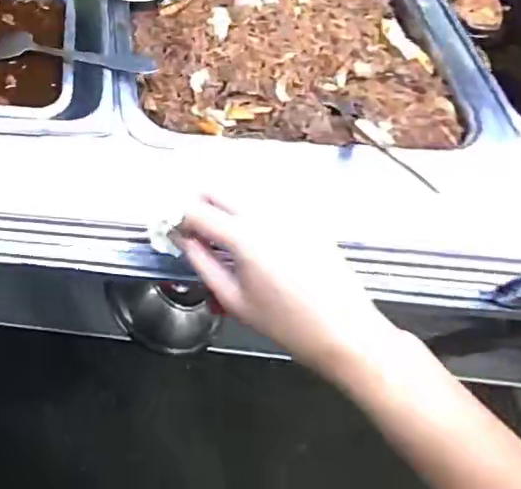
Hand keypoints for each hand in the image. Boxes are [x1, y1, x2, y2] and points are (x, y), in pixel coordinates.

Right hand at [176, 193, 401, 375]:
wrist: (345, 331)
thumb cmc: (290, 324)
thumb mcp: (235, 300)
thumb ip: (202, 263)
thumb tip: (182, 239)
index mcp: (243, 235)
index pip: (195, 210)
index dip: (179, 219)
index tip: (175, 231)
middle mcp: (263, 212)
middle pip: (215, 189)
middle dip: (199, 205)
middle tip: (196, 231)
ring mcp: (285, 209)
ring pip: (239, 191)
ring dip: (223, 205)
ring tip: (226, 239)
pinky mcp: (302, 213)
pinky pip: (265, 200)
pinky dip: (250, 210)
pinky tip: (256, 239)